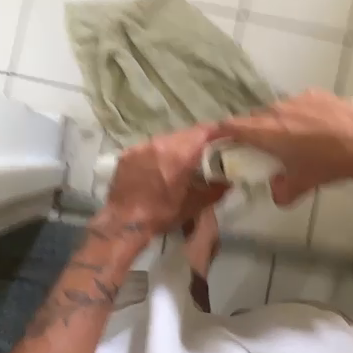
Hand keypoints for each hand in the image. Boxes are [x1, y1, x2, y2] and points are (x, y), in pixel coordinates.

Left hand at [96, 125, 228, 241]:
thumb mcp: (192, 206)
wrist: (124, 222)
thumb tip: (228, 183)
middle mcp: (160, 144)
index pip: (203, 132)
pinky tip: (159, 165)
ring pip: (165, 139)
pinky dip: (157, 153)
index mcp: (180, 155)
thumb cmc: (161, 214)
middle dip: (197, 139)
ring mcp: (141, 147)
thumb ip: (214, 191)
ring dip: (176, 146)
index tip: (226, 132)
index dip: (217, 130)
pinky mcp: (127, 153)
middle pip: (185, 134)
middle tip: (205, 149)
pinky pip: (148, 147)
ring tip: (181, 159)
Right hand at [215, 90, 352, 204]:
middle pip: (254, 119)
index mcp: (266, 132)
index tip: (220, 142)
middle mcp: (276, 111)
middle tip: (263, 148)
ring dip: (278, 123)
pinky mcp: (316, 94)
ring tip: (295, 139)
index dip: (221, 133)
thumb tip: (276, 194)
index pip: (230, 126)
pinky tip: (317, 129)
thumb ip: (283, 191)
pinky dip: (299, 116)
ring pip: (277, 110)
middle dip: (254, 132)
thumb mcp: (303, 184)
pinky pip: (298, 105)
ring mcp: (297, 99)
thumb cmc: (329, 164)